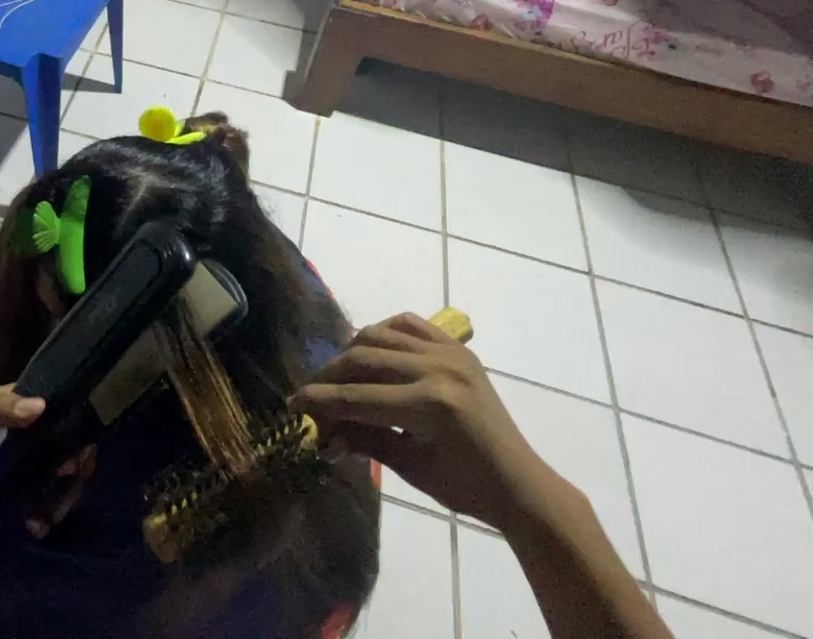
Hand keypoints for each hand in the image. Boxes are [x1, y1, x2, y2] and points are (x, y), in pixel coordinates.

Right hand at [292, 313, 567, 533]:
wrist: (520, 483)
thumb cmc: (465, 487)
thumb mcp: (408, 467)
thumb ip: (361, 441)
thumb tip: (320, 434)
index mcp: (430, 406)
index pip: (357, 397)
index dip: (319, 402)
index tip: (292, 405)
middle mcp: (438, 369)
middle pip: (362, 359)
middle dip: (329, 377)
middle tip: (312, 395)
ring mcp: (450, 352)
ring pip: (379, 335)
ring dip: (351, 353)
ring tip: (339, 376)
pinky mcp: (457, 346)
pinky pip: (408, 324)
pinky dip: (382, 332)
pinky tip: (371, 351)